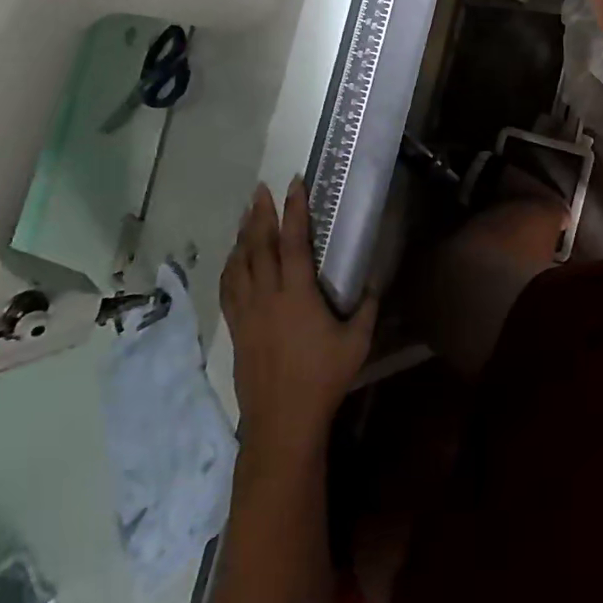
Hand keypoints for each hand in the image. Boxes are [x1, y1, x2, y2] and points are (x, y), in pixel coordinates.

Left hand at [220, 179, 377, 455]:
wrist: (283, 418)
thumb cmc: (323, 378)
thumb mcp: (357, 342)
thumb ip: (368, 308)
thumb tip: (375, 283)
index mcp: (297, 293)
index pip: (293, 241)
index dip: (293, 210)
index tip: (293, 184)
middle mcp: (267, 294)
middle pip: (259, 245)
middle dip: (261, 214)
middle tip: (260, 190)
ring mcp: (247, 310)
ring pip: (239, 262)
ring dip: (243, 234)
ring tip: (246, 214)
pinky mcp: (236, 326)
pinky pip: (228, 286)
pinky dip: (230, 265)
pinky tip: (232, 258)